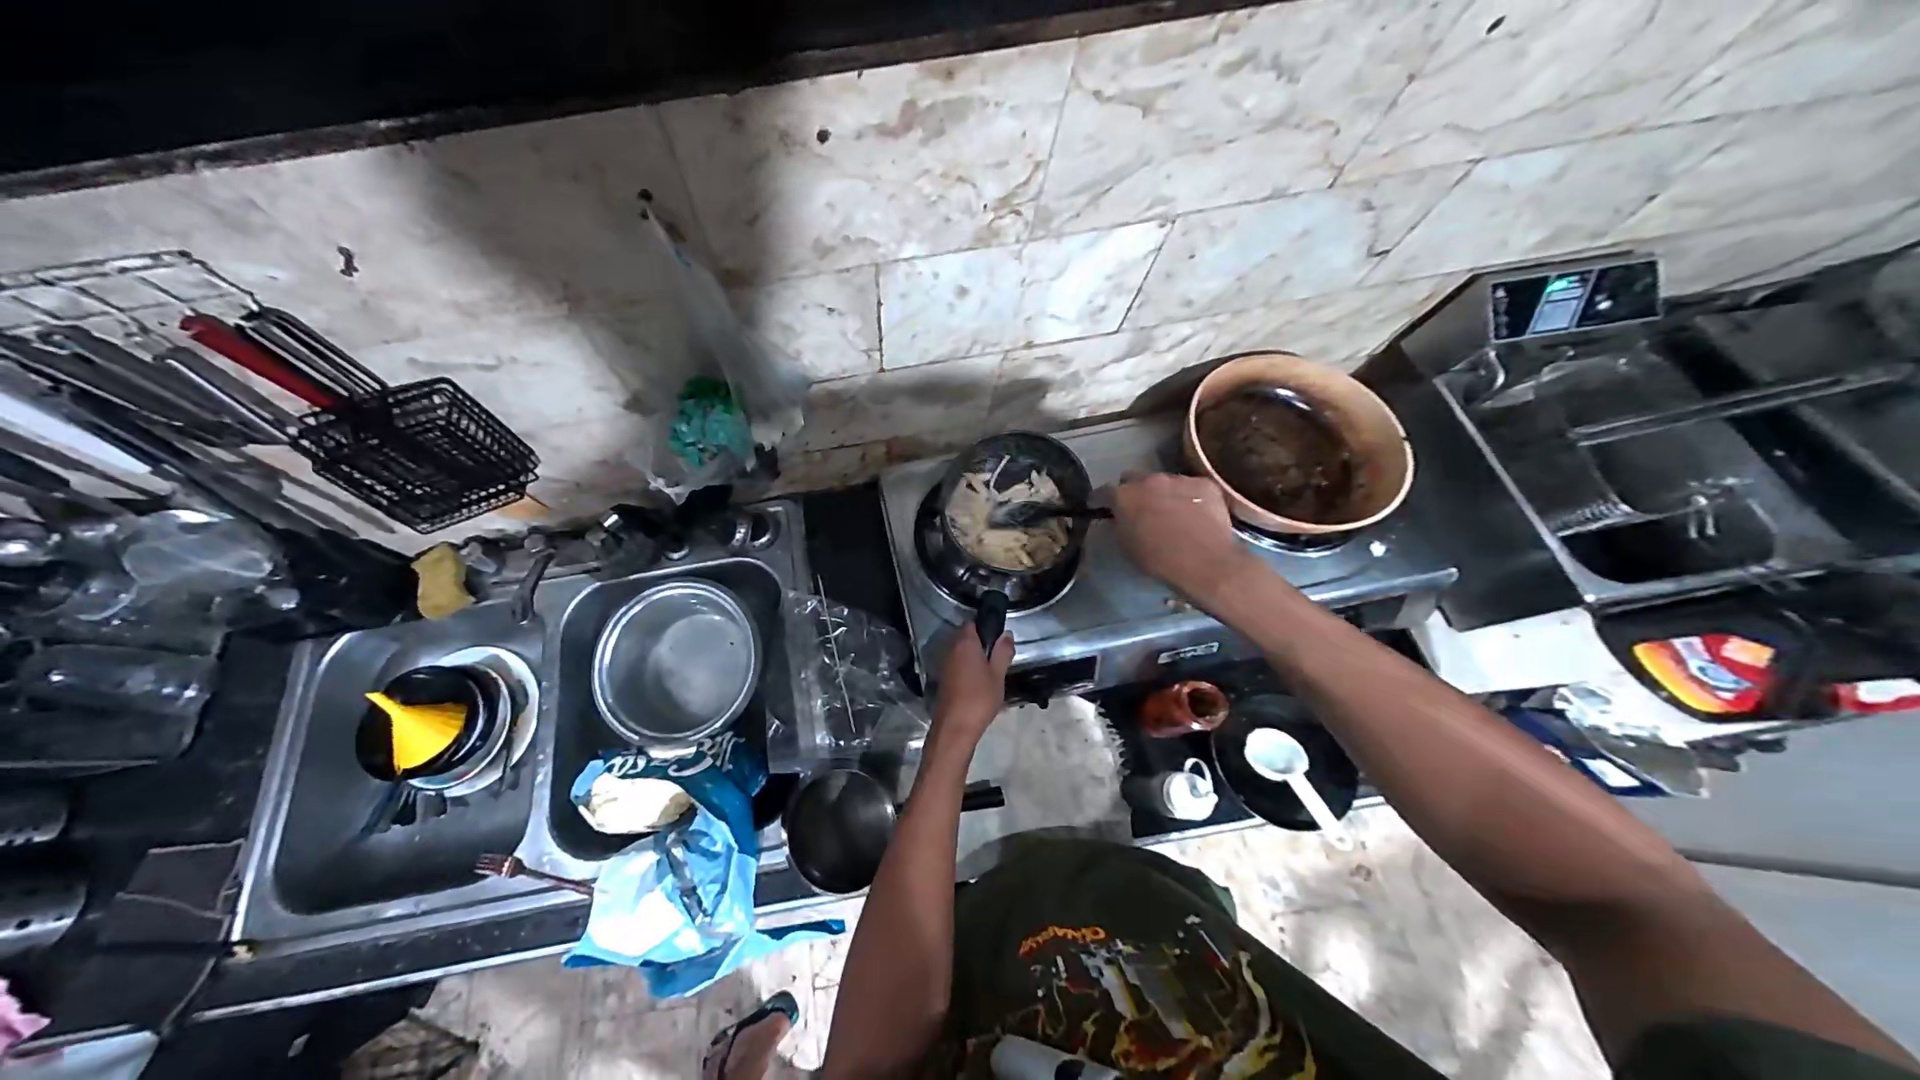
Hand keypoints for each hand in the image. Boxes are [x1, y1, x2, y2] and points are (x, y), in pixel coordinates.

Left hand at [933, 624, 1013, 745]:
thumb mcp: (998, 674)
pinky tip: (979, 685)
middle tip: (999, 659)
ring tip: (992, 674)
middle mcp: (951, 650)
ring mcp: (945, 665)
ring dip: (975, 659)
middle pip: (966, 639)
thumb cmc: (979, 698)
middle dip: (982, 645)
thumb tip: (1006, 634)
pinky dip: (968, 671)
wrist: (955, 727)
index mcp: (965, 644)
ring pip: (962, 654)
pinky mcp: (944, 680)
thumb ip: (1003, 652)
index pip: (972, 623)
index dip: (985, 627)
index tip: (999, 639)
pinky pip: (958, 667)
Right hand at [1112, 473, 1261, 602]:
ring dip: (1163, 493)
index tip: (1098, 506)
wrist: (1203, 561)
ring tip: (1172, 512)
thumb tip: (1121, 518)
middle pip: (1134, 478)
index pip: (1103, 491)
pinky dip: (1190, 497)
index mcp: (1124, 496)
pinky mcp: (1205, 484)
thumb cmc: (1158, 559)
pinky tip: (1196, 513)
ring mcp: (1178, 479)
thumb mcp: (1126, 546)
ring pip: (1164, 481)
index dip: (1099, 500)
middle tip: (1139, 508)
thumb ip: (1120, 525)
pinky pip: (1192, 487)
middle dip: (1133, 490)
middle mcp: (1148, 480)